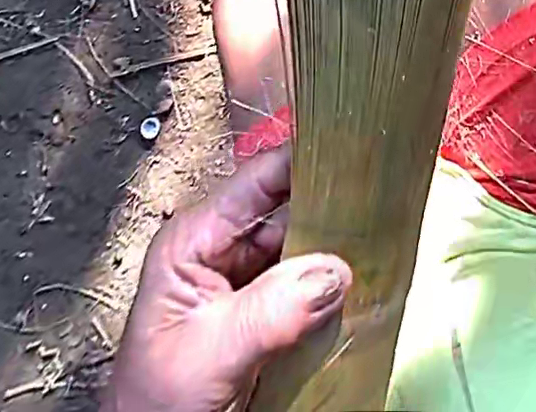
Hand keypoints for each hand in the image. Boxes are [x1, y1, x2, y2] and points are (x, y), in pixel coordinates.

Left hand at [104, 147, 350, 411]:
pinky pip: (297, 283)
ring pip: (294, 246)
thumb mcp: (212, 352)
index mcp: (195, 237)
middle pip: (281, 210)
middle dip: (324, 205)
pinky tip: (355, 276)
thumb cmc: (159, 399)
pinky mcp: (255, 308)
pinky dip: (325, 282)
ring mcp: (239, 277)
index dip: (297, 162)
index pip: (254, 184)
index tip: (345, 148)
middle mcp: (219, 246)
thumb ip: (272, 311)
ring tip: (376, 231)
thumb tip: (336, 270)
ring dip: (329, 246)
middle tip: (376, 195)